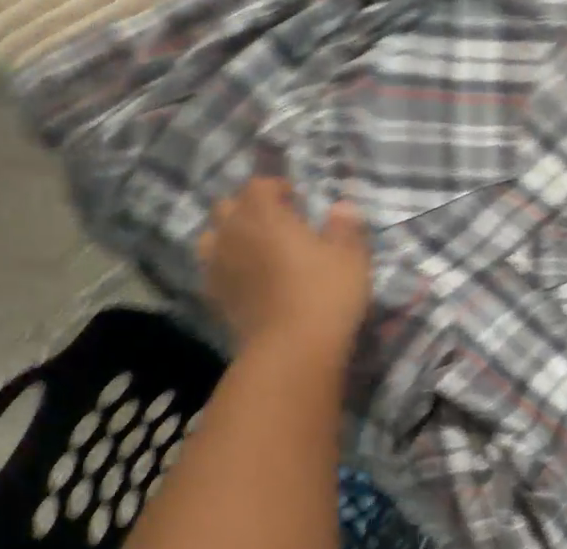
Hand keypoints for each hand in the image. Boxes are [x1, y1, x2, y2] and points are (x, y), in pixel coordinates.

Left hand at [199, 178, 370, 357]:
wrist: (292, 346)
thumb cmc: (326, 295)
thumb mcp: (351, 259)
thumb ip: (346, 229)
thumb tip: (343, 206)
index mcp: (263, 212)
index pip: (261, 185)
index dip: (278, 188)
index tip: (296, 198)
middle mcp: (232, 229)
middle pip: (230, 206)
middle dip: (250, 210)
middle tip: (275, 226)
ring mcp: (217, 261)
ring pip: (215, 236)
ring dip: (232, 237)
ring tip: (255, 252)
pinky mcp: (214, 293)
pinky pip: (215, 269)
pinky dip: (228, 268)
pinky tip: (246, 281)